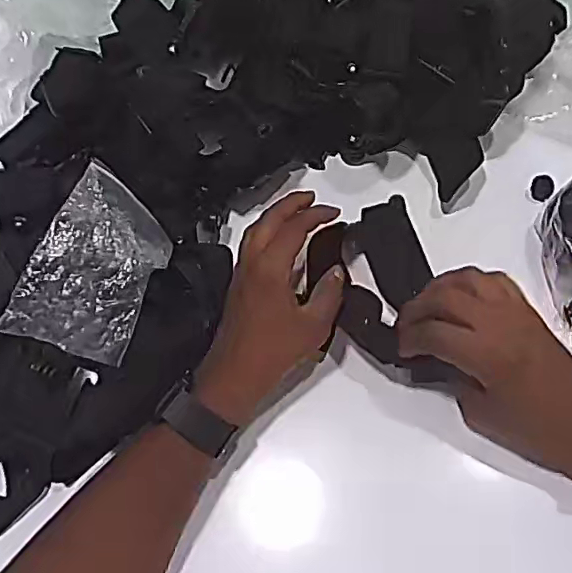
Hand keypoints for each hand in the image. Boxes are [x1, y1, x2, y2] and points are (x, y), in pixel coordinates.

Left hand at [192, 191, 345, 424]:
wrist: (236, 373)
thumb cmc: (268, 354)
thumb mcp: (314, 325)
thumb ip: (328, 293)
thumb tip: (335, 274)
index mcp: (270, 268)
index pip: (294, 228)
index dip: (316, 216)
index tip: (332, 214)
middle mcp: (251, 265)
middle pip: (269, 220)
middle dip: (291, 204)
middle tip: (311, 199)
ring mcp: (242, 274)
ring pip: (256, 231)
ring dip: (276, 216)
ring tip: (295, 213)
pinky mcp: (238, 285)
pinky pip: (251, 246)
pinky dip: (267, 234)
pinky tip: (280, 244)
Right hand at [397, 268, 571, 482]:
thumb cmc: (540, 429)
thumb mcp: (480, 414)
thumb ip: (452, 380)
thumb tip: (437, 361)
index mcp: (488, 355)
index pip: (432, 332)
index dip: (408, 339)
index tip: (402, 348)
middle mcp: (501, 325)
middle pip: (443, 297)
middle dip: (415, 310)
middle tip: (405, 326)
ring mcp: (516, 313)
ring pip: (466, 279)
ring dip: (439, 288)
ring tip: (427, 305)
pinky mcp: (527, 311)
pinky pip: (493, 281)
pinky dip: (469, 282)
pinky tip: (460, 296)